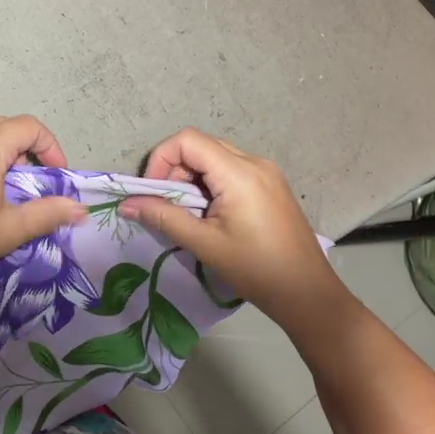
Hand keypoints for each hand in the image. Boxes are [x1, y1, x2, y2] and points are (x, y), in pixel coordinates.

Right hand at [117, 129, 344, 320]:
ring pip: (214, 156)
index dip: (161, 159)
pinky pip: (231, 169)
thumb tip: (126, 204)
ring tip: (188, 213)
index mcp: (239, 173)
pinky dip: (210, 183)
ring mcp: (266, 172)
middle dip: (174, 169)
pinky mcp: (271, 185)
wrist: (308, 294)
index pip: (187, 140)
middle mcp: (255, 162)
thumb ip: (164, 217)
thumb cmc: (256, 269)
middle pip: (200, 145)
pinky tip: (210, 215)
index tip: (152, 192)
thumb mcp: (204, 244)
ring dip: (191, 178)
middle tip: (167, 205)